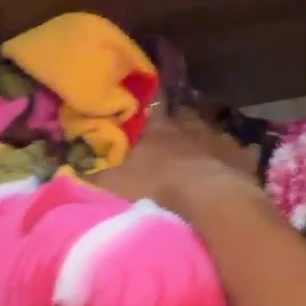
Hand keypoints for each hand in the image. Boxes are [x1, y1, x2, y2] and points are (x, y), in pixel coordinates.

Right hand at [93, 108, 262, 212]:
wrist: (208, 201)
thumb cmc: (156, 189)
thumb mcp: (112, 187)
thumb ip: (90, 179)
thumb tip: (63, 172)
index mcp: (157, 130)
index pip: (150, 109)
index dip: (147, 106)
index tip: (146, 104)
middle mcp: (189, 126)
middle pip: (183, 117)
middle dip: (178, 122)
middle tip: (174, 130)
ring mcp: (219, 140)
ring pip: (211, 131)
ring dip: (205, 138)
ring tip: (201, 149)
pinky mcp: (243, 158)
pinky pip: (240, 153)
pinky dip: (237, 157)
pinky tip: (237, 163)